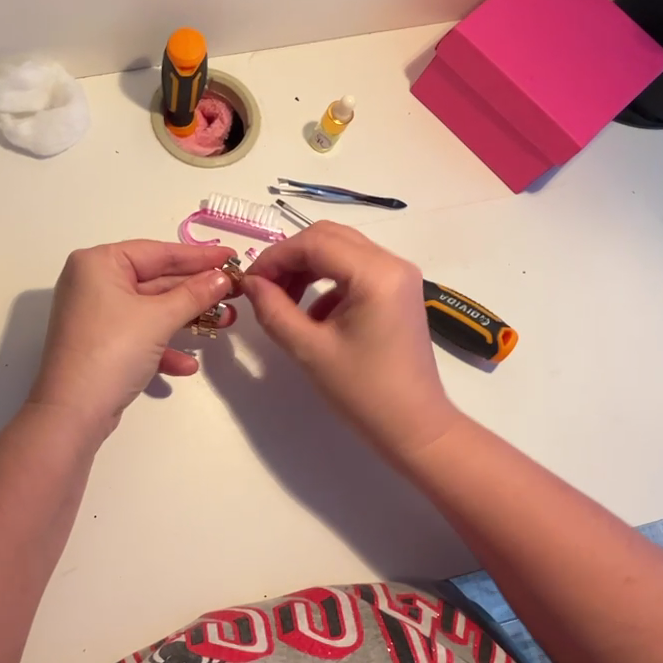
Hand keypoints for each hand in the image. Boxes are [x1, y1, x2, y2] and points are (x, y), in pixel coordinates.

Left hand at [28, 241, 238, 429]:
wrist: (73, 412)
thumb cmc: (112, 351)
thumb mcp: (158, 319)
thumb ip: (194, 294)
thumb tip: (222, 277)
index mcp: (98, 263)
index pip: (157, 252)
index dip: (197, 256)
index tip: (231, 256)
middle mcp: (93, 283)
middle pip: (155, 280)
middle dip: (196, 291)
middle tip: (235, 290)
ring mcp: (96, 316)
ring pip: (150, 310)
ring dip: (185, 319)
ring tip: (226, 321)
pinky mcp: (101, 345)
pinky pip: (138, 337)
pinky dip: (162, 347)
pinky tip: (187, 365)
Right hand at [241, 223, 459, 460]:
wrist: (412, 426)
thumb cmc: (362, 391)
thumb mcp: (309, 349)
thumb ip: (274, 310)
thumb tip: (250, 283)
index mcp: (375, 274)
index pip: (314, 243)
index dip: (275, 257)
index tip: (249, 282)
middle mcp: (392, 264)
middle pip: (329, 237)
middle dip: (290, 258)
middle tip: (263, 288)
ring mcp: (399, 276)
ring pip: (341, 250)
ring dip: (306, 267)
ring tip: (282, 300)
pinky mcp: (397, 291)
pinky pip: (354, 269)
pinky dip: (326, 282)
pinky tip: (311, 314)